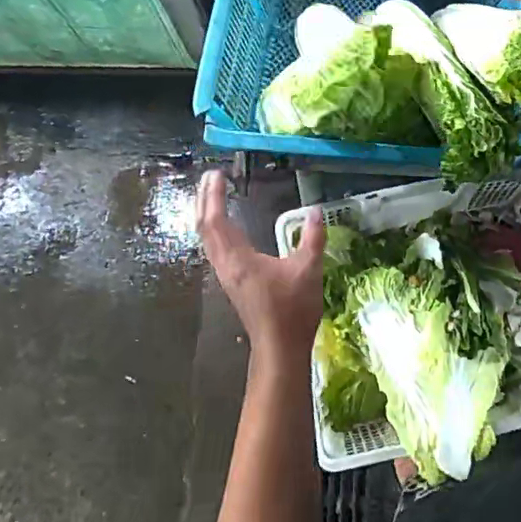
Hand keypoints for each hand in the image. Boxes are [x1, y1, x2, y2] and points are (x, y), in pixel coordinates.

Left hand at [196, 170, 325, 362]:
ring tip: (213, 197)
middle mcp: (225, 265)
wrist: (280, 347)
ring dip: (207, 215)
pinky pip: (215, 249)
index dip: (214, 196)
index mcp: (238, 259)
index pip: (217, 220)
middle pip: (205, 228)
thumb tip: (315, 211)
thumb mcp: (308, 269)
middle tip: (210, 178)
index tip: (216, 174)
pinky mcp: (232, 283)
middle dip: (205, 200)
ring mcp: (226, 276)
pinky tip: (225, 229)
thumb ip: (312, 238)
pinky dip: (215, 231)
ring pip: (208, 240)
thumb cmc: (292, 309)